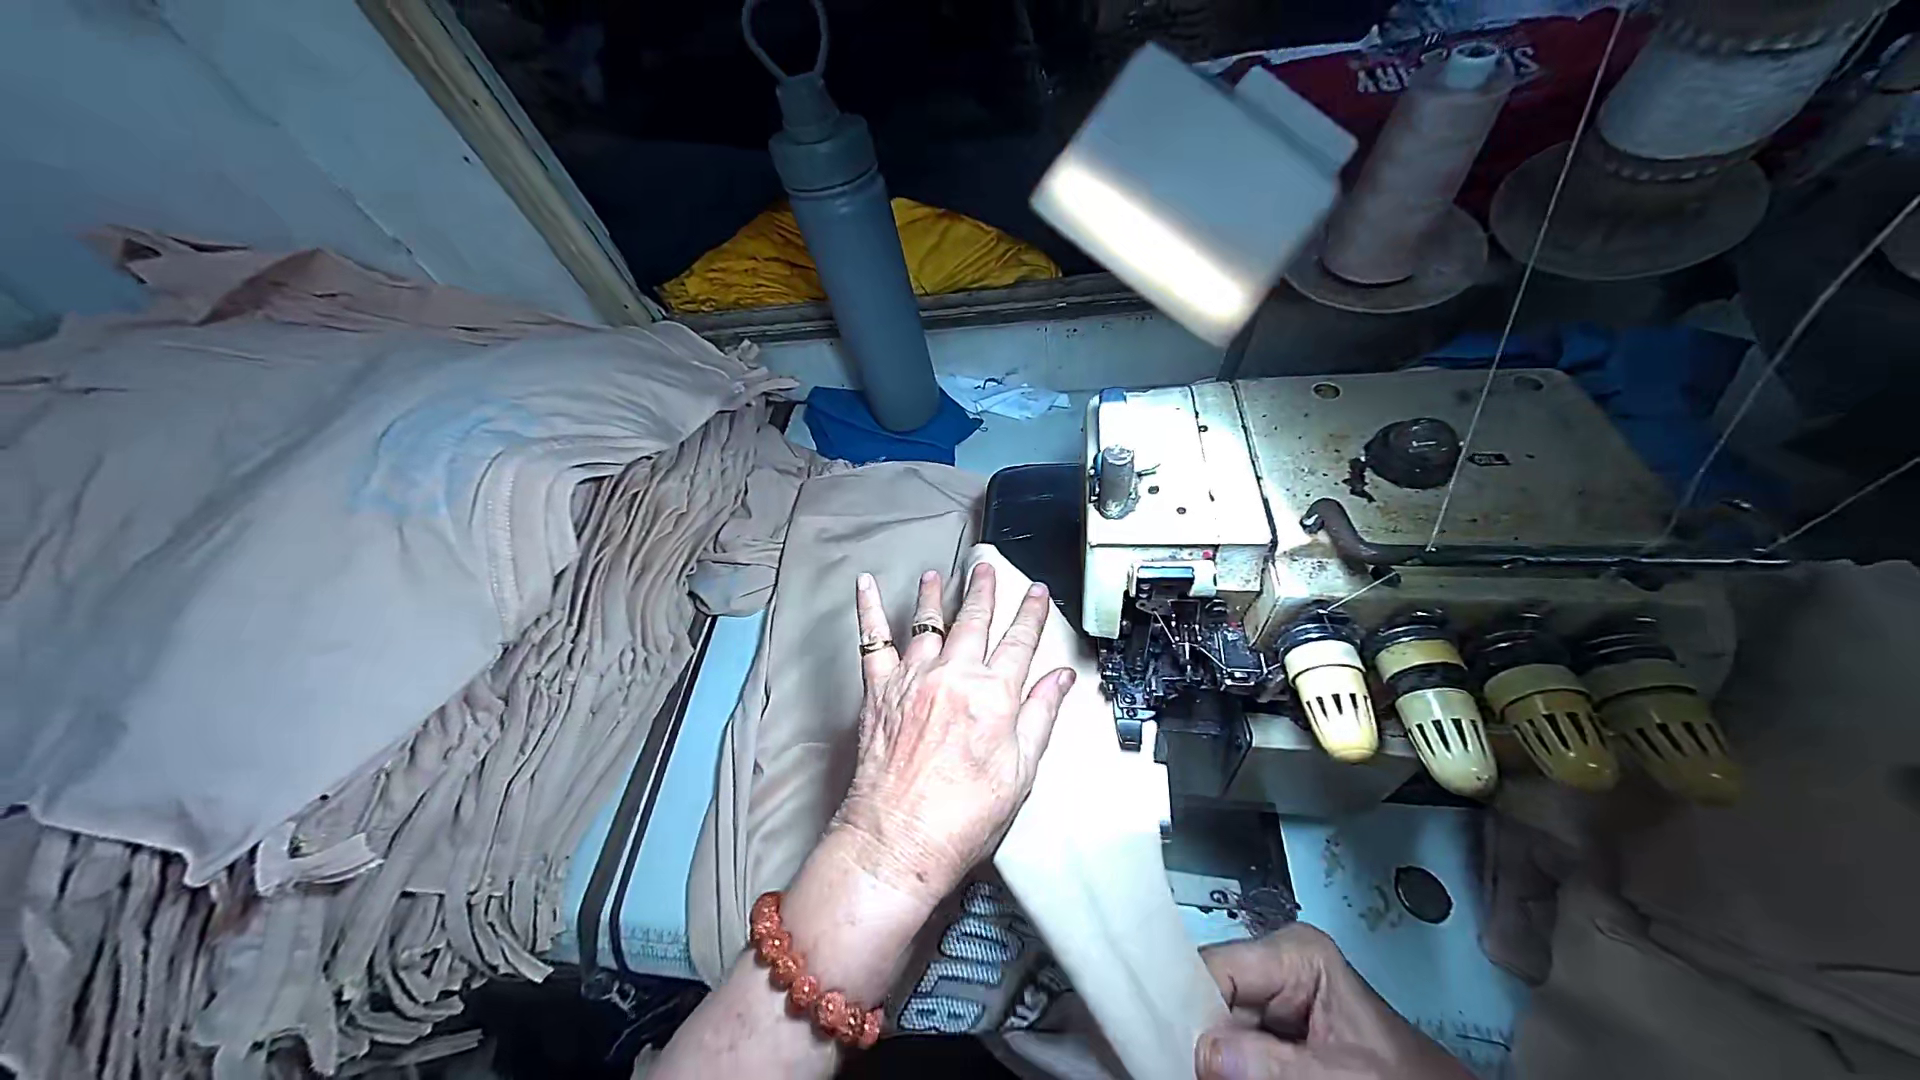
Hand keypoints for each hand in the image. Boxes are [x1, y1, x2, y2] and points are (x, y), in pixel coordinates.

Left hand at [832, 562, 1074, 906]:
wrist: (898, 840)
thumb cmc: (958, 816)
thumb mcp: (1020, 771)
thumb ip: (1040, 715)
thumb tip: (1059, 681)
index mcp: (992, 695)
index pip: (1020, 641)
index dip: (1032, 614)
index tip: (1037, 595)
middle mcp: (952, 677)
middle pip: (974, 621)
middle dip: (985, 590)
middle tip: (988, 568)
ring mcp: (913, 680)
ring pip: (927, 622)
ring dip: (936, 594)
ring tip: (939, 575)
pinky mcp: (880, 691)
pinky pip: (872, 641)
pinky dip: (869, 610)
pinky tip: (867, 587)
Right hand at [1197, 924, 1472, 1079]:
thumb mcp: (1350, 1077)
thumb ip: (1280, 1066)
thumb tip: (1204, 1054)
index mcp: (1294, 954)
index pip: (1217, 967)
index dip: (1190, 1006)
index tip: (1170, 1046)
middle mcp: (1273, 971)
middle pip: (1209, 998)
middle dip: (1199, 1039)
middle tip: (1179, 1066)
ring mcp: (1270, 1007)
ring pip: (1215, 1030)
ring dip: (1209, 1060)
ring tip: (1196, 1071)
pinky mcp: (1270, 1041)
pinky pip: (1232, 1053)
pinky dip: (1221, 1070)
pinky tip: (1213, 1076)